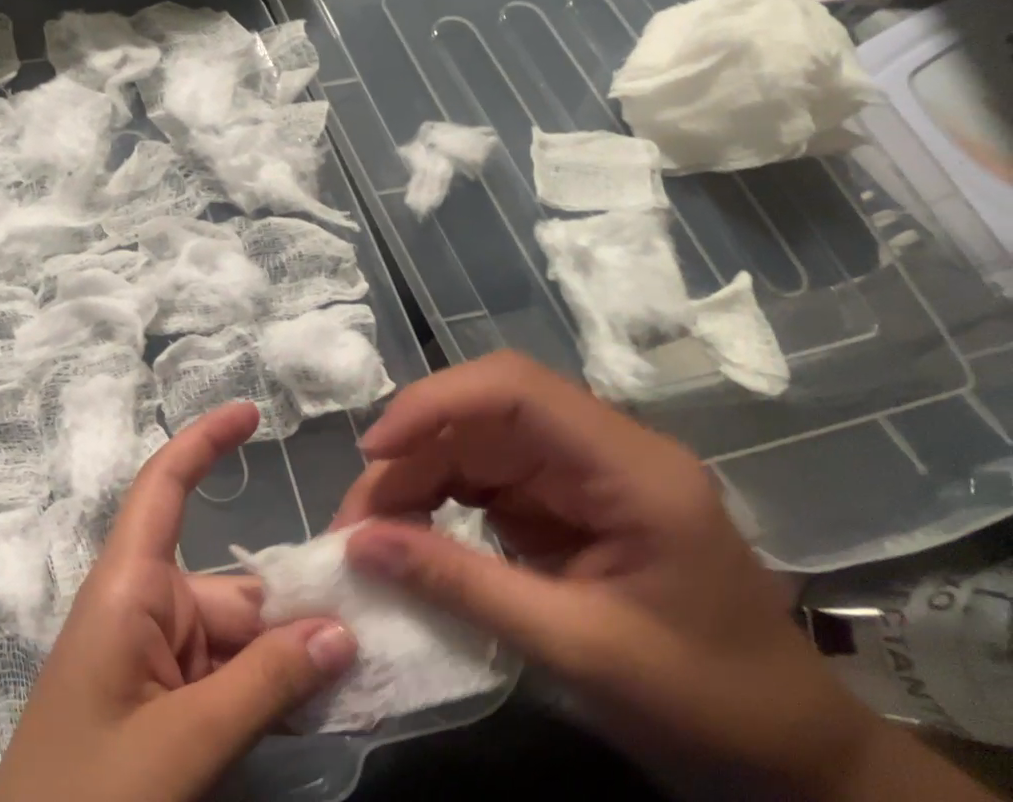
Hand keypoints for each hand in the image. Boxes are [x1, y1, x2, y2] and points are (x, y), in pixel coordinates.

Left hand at [0, 402, 358, 801]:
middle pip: (234, 587)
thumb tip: (340, 630)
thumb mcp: (185, 741)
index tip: (251, 413)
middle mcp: (141, 608)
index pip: (161, 492)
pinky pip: (229, 677)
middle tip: (384, 636)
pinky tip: (325, 707)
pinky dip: (272, 689)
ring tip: (367, 679)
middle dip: (299, 609)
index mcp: (127, 591)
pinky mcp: (162, 699)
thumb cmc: (91, 789)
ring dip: (294, 659)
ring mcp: (152, 657)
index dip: (201, 445)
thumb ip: (264, 685)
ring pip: (240, 637)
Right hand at [331, 351, 990, 801]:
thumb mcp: (576, 646)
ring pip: (471, 445)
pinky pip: (480, 482)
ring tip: (370, 535)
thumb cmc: (702, 697)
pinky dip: (434, 505)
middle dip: (409, 457)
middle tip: (356, 521)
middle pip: (481, 415)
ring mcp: (581, 479)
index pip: (517, 389)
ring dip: (413, 481)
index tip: (373, 453)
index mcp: (631, 470)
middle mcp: (602, 454)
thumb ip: (462, 586)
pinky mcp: (562, 506)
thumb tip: (359, 543)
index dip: (434, 403)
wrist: (783, 751)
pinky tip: (407, 540)